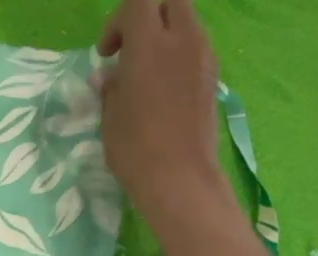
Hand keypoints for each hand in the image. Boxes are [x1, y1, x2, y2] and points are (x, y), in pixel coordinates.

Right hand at [98, 0, 229, 226]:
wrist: (179, 176)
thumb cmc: (135, 148)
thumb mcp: (110, 118)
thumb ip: (110, 87)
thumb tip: (108, 75)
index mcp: (150, 45)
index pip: (137, 3)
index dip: (117, 22)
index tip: (106, 54)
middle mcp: (182, 38)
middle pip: (168, 1)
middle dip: (146, 16)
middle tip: (128, 49)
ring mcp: (202, 54)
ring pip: (184, 20)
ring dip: (163, 34)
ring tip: (144, 72)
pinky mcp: (211, 73)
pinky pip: (194, 45)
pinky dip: (176, 53)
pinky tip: (161, 87)